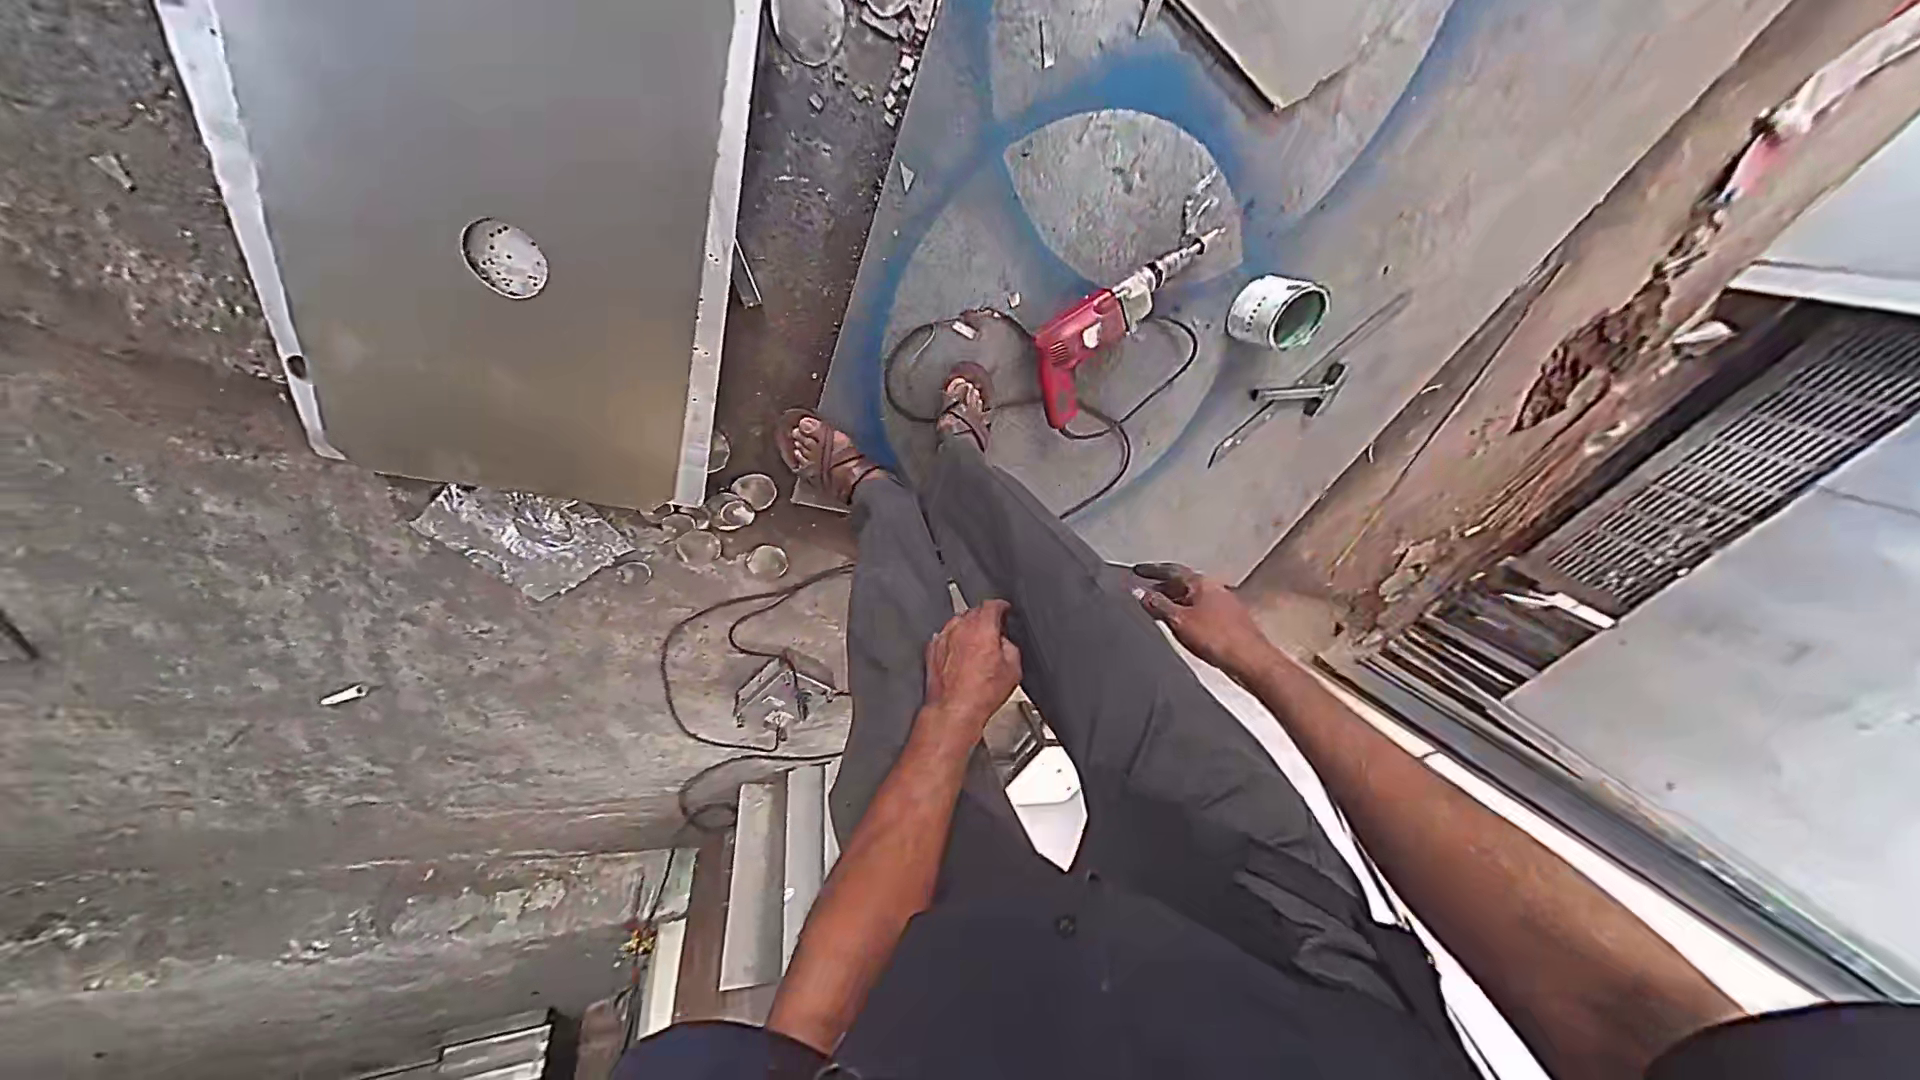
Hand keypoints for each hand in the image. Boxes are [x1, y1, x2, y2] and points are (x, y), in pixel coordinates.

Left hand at [919, 598, 1021, 744]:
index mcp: (983, 628)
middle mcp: (961, 628)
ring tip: (976, 648)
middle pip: (974, 612)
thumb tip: (1004, 643)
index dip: (1001, 606)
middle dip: (985, 619)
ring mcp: (944, 637)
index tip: (1004, 609)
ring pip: (958, 623)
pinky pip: (946, 637)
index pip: (992, 605)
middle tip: (992, 633)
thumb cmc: (981, 694)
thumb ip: (1011, 646)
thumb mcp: (1013, 669)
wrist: (954, 710)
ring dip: (968, 630)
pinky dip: (954, 642)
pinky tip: (961, 657)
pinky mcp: (932, 650)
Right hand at [1134, 562, 1273, 678]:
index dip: (1152, 570)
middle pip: (1182, 583)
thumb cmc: (1218, 638)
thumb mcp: (1179, 620)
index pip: (1171, 570)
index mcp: (1202, 583)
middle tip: (1144, 592)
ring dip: (1174, 601)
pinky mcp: (1229, 622)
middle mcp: (1215, 589)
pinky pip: (1201, 611)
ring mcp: (1224, 605)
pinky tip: (1181, 626)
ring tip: (1158, 611)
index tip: (1138, 571)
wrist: (1250, 661)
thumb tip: (1139, 592)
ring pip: (1192, 598)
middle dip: (1161, 587)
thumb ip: (1157, 605)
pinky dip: (1186, 613)